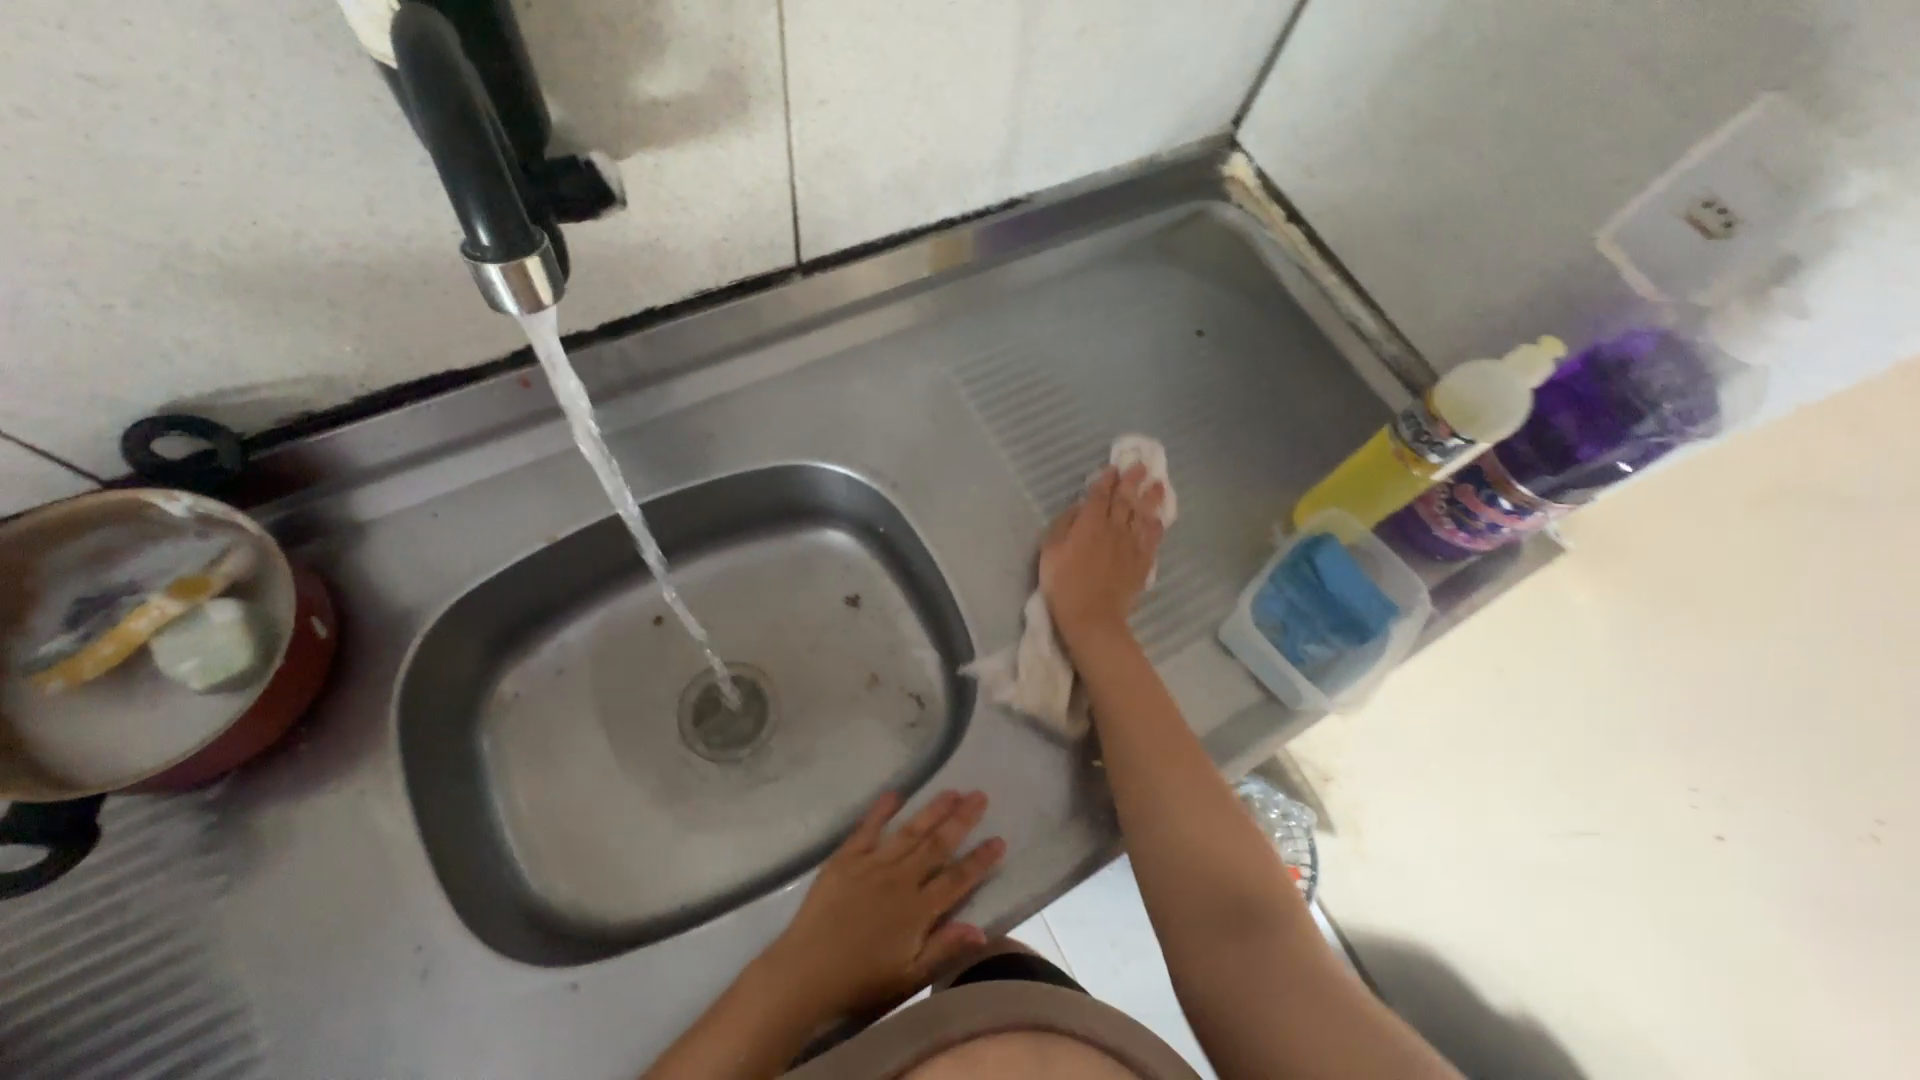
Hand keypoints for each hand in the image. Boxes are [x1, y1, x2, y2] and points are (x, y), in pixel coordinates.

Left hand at [762, 790, 1004, 1017]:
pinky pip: (867, 829)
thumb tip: (982, 930)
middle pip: (937, 845)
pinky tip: (895, 793)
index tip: (998, 840)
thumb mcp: (908, 976)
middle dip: (961, 820)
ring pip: (909, 831)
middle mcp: (899, 880)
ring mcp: (871, 865)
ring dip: (932, 810)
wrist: (805, 972)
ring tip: (953, 790)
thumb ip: (944, 949)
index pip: (957, 879)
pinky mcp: (845, 860)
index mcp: (917, 910)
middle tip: (980, 796)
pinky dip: (882, 810)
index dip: (980, 860)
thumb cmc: (860, 981)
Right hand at [1041, 463, 1166, 639]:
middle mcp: (1114, 528)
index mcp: (1090, 524)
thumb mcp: (1050, 551)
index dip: (1107, 479)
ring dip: (1150, 497)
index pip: (1100, 495)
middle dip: (1132, 480)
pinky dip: (1157, 525)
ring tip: (1158, 484)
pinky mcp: (1143, 562)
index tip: (1113, 467)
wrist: (1091, 616)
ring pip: (1143, 514)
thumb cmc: (1063, 585)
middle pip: (1125, 499)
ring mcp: (1132, 545)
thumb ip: (1063, 524)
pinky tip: (1160, 517)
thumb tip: (1078, 507)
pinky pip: (1153, 538)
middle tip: (1141, 465)